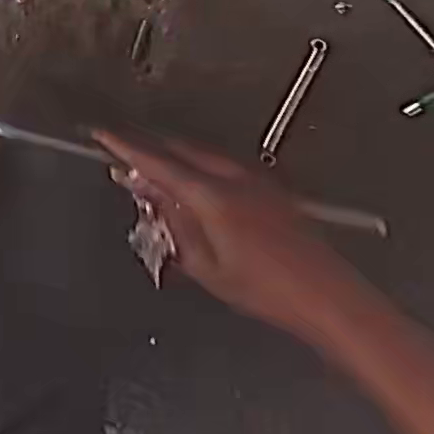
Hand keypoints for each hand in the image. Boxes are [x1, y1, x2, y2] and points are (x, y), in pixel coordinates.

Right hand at [94, 131, 362, 329]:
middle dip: (148, 146)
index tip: (100, 133)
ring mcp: (253, 178)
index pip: (156, 161)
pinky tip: (194, 182)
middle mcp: (230, 176)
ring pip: (200, 153)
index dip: (124, 146)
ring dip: (172, 155)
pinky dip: (196, 164)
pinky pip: (220, 163)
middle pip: (178, 148)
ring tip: (154, 171)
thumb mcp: (206, 265)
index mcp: (210, 195)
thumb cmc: (265, 290)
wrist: (333, 301)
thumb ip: (173, 222)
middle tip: (124, 154)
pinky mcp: (269, 186)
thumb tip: (147, 192)